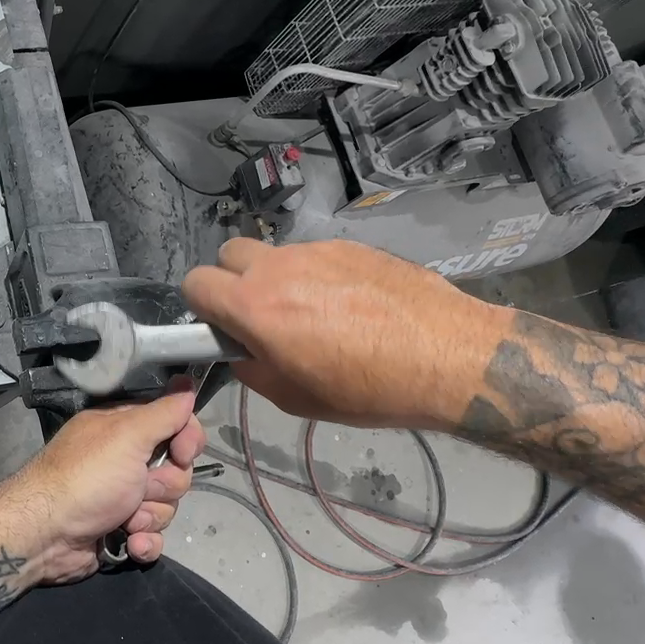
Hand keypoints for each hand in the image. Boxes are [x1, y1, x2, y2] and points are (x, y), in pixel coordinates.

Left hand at [0, 392, 205, 583]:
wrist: (46, 535)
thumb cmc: (86, 478)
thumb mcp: (126, 435)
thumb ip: (163, 412)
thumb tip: (187, 383)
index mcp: (121, 429)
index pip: (174, 425)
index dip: (186, 440)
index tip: (182, 453)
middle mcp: (122, 459)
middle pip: (175, 470)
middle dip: (163, 485)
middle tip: (139, 488)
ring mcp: (121, 497)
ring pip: (166, 505)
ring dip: (150, 516)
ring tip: (126, 519)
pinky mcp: (120, 530)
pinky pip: (153, 536)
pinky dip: (145, 542)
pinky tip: (130, 543)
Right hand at [181, 238, 508, 429]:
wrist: (449, 357)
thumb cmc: (366, 390)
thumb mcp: (292, 398)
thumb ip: (251, 368)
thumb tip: (242, 350)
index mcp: (254, 307)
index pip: (194, 283)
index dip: (201, 306)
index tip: (222, 327)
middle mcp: (278, 268)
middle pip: (228, 253)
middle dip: (232, 280)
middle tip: (259, 314)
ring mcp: (316, 250)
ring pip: (273, 254)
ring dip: (276, 278)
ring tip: (313, 312)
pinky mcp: (351, 245)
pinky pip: (313, 255)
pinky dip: (315, 275)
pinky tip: (348, 305)